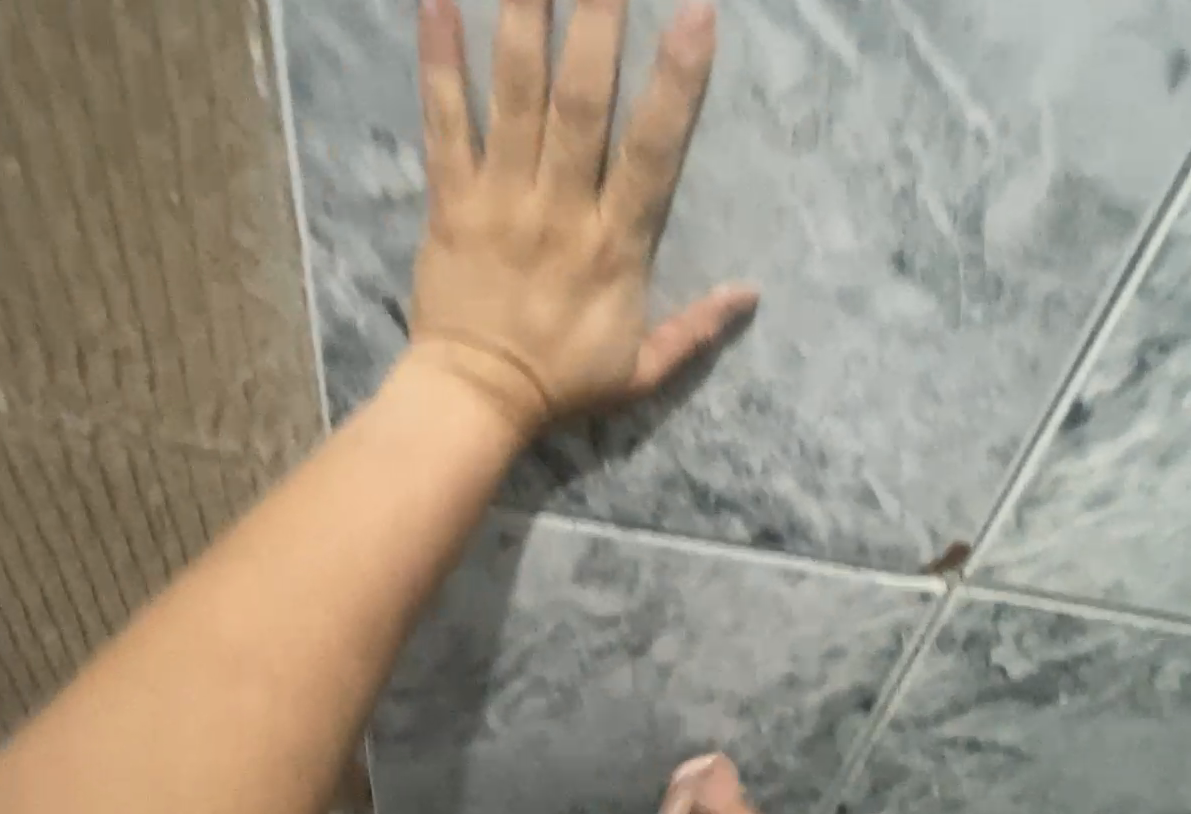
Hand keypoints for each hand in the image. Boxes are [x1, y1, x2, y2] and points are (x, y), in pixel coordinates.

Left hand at [408, 0, 759, 434]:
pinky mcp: (451, 202)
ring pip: (515, 96)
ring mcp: (501, 200)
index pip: (655, 154)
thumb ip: (696, 331)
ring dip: (525, 17)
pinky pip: (444, 124)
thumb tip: (751, 293)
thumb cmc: (563, 384)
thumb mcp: (643, 373)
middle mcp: (561, 209)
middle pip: (582, 101)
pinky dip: (439, 61)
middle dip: (598, 19)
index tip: (696, 13)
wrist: (477, 399)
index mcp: (615, 248)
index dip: (677, 83)